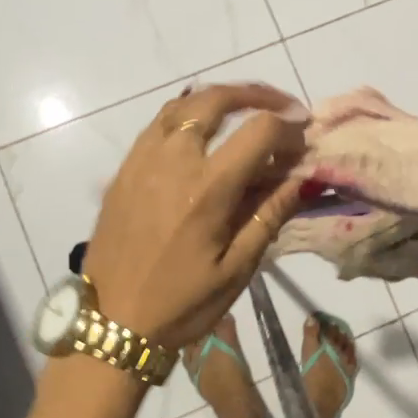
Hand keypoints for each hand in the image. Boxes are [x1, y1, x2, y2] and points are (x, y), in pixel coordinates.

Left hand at [83, 84, 308, 350]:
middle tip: (281, 106)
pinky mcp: (124, 170)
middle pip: (216, 99)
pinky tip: (202, 132)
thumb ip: (269, 215)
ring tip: (244, 111)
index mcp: (207, 189)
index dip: (289, 125)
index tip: (305, 135)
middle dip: (256, 94)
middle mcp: (173, 161)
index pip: (258, 131)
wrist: (112, 323)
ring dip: (219, 98)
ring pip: (182, 104)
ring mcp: (142, 160)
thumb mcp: (237, 269)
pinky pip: (158, 124)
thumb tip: (303, 176)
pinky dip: (187, 115)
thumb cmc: (181, 304)